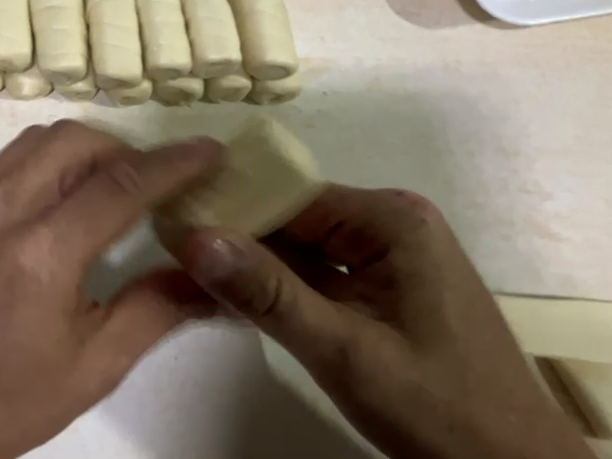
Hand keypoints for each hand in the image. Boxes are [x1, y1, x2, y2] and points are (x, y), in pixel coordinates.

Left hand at [0, 122, 222, 458]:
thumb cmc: (13, 398)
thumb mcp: (96, 365)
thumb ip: (156, 309)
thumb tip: (210, 275)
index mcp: (40, 253)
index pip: (117, 185)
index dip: (170, 163)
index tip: (210, 150)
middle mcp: (0, 211)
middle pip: (72, 142)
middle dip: (125, 148)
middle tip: (161, 180)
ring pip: (36, 140)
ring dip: (85, 148)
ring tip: (120, 182)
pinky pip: (11, 159)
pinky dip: (49, 158)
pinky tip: (71, 192)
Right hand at [162, 186, 593, 458]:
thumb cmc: (442, 414)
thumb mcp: (345, 353)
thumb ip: (267, 294)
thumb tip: (190, 236)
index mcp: (390, 219)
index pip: (284, 197)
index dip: (227, 211)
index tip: (169, 227)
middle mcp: (390, 222)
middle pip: (290, 220)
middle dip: (236, 240)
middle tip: (170, 254)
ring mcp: (390, 255)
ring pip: (299, 248)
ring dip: (253, 266)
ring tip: (186, 270)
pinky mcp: (386, 287)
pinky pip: (318, 273)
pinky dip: (279, 287)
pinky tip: (235, 295)